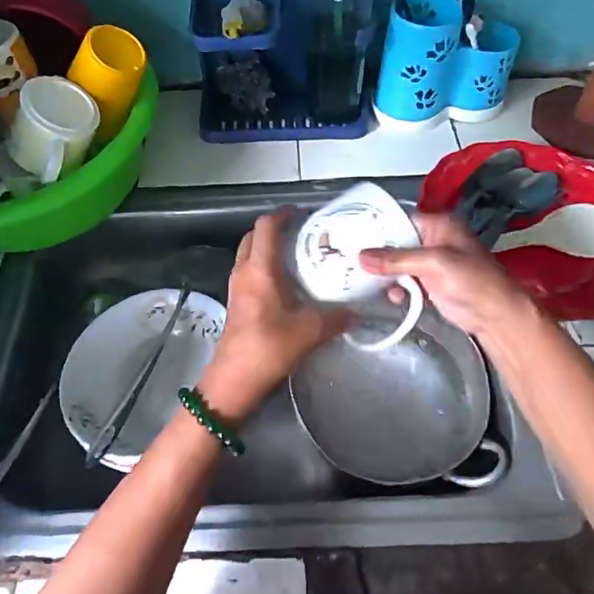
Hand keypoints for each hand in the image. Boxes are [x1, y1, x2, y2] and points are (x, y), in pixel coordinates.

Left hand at [202, 211, 349, 415]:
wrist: (235, 380)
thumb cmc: (269, 347)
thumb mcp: (311, 330)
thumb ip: (337, 317)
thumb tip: (359, 311)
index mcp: (259, 269)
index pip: (266, 226)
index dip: (284, 214)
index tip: (305, 213)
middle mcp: (244, 271)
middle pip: (255, 236)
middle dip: (277, 228)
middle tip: (305, 232)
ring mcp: (237, 287)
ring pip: (250, 254)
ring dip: (270, 248)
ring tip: (300, 254)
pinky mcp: (238, 302)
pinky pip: (251, 272)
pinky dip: (267, 267)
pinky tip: (291, 282)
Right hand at [359, 213, 538, 339]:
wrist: (496, 314)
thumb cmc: (472, 280)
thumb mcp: (434, 264)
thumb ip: (398, 260)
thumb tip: (361, 257)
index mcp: (439, 224)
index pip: (401, 219)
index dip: (378, 228)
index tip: (352, 237)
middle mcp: (434, 239)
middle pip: (397, 242)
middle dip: (379, 255)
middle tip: (353, 263)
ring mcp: (432, 263)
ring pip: (399, 264)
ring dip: (388, 275)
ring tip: (374, 285)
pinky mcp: (430, 283)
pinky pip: (406, 280)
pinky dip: (398, 288)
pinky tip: (394, 298)